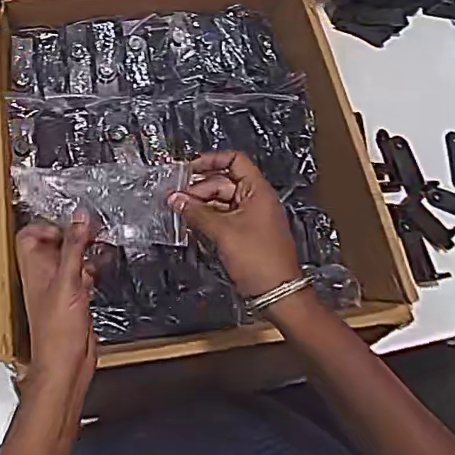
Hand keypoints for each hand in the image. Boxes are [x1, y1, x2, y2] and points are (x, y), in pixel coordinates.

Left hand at [14, 213, 96, 395]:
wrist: (66, 367)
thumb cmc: (57, 333)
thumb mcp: (67, 282)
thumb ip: (73, 248)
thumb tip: (78, 219)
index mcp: (35, 269)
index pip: (29, 235)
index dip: (46, 225)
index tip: (69, 225)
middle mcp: (45, 277)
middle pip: (52, 245)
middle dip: (72, 235)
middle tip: (90, 230)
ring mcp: (60, 289)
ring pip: (69, 259)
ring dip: (84, 251)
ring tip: (99, 244)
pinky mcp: (75, 300)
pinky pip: (82, 275)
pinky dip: (92, 268)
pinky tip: (101, 267)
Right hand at [171, 151, 304, 297]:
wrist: (277, 293)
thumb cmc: (260, 260)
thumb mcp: (224, 232)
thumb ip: (197, 213)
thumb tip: (177, 199)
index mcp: (258, 190)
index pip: (235, 161)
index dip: (212, 161)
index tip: (190, 168)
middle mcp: (255, 199)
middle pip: (223, 182)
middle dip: (199, 188)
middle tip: (178, 196)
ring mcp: (251, 216)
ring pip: (221, 201)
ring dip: (201, 205)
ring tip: (181, 211)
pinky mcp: (245, 233)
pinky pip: (223, 217)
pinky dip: (208, 218)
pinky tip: (192, 224)